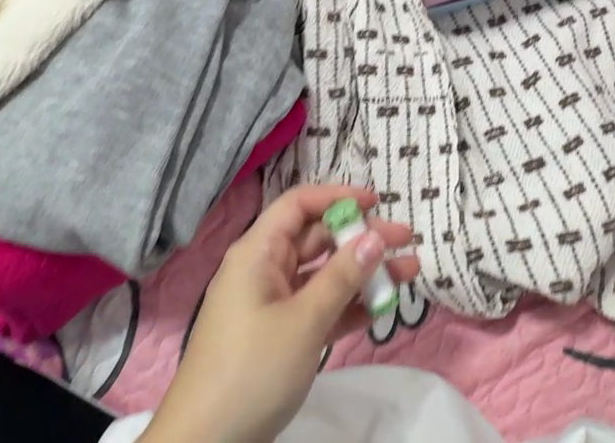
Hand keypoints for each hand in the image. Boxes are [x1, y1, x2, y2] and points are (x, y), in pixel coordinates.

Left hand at [142, 185, 421, 442]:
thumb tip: (375, 237)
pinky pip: (317, 307)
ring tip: (408, 272)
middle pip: (316, 238)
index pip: (298, 205)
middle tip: (405, 240)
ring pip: (322, 275)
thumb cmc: (252, 369)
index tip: (377, 202)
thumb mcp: (304, 321)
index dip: (336, 197)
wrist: (205, 442)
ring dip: (361, 273)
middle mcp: (263, 269)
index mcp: (258, 253)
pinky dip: (347, 305)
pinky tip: (381, 307)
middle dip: (360, 237)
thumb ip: (342, 277)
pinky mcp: (278, 335)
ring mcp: (270, 304)